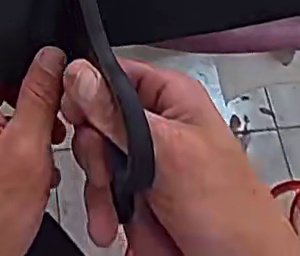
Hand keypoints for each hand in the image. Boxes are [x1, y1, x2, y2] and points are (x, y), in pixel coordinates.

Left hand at [0, 46, 66, 255]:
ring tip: (41, 152)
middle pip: (7, 78)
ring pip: (2, 101)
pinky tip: (27, 163)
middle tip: (51, 129)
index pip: (10, 54)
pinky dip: (12, 140)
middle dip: (35, 102)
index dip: (42, 73)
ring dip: (28, 124)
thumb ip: (42, 92)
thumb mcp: (28, 147)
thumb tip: (52, 55)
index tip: (56, 95)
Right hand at [61, 58, 299, 255]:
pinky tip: (112, 226)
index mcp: (170, 96)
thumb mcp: (167, 152)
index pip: (115, 74)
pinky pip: (106, 194)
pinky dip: (103, 211)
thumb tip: (81, 74)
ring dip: (98, 189)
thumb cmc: (229, 206)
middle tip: (103, 171)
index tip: (70, 113)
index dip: (87, 90)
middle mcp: (157, 123)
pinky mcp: (141, 195)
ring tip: (109, 212)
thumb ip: (118, 115)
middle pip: (100, 119)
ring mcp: (148, 161)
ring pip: (99, 160)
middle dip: (95, 152)